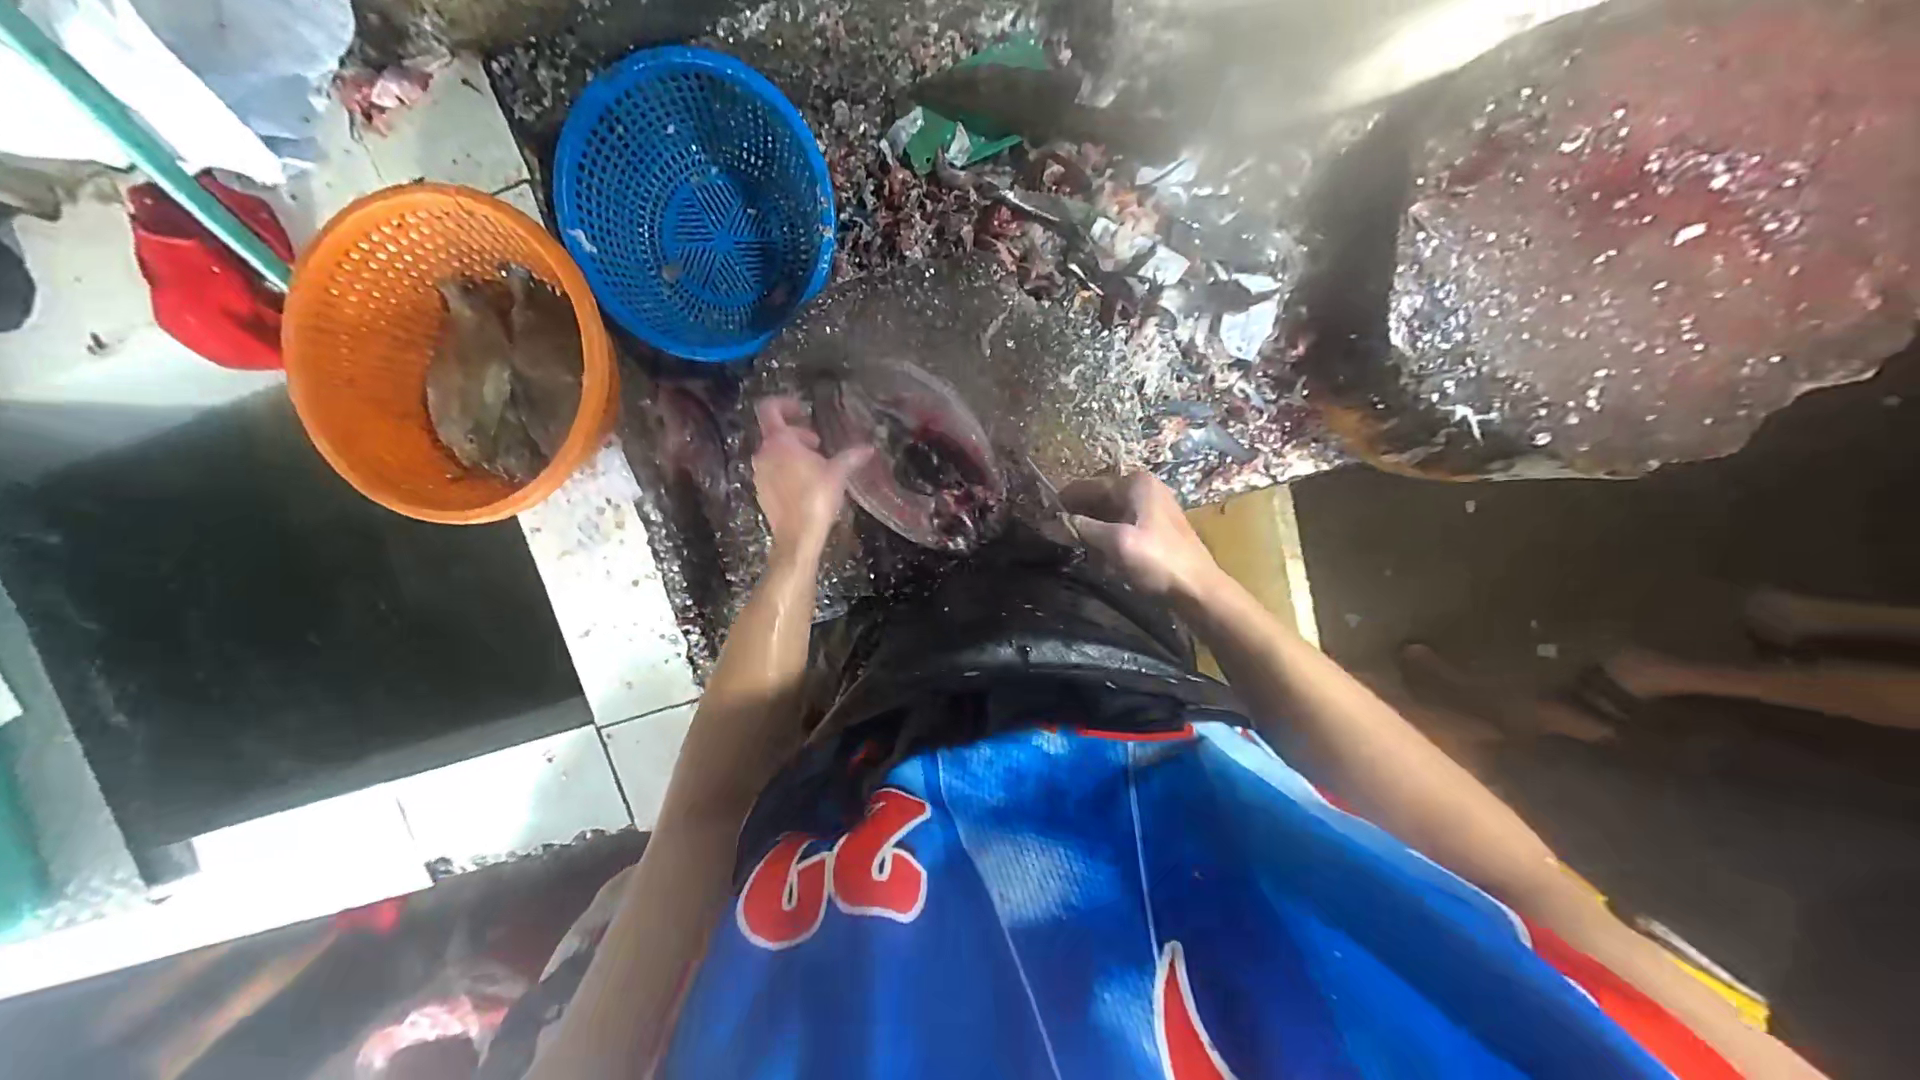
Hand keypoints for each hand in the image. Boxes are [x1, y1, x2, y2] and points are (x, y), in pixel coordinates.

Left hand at [752, 396, 871, 562]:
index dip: (785, 403)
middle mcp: (764, 454)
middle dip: (797, 433)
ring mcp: (760, 474)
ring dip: (793, 452)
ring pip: (774, 452)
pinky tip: (807, 484)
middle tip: (818, 444)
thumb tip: (869, 448)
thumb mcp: (838, 473)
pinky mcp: (762, 491)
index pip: (770, 409)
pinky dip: (787, 469)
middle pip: (776, 432)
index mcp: (779, 442)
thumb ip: (851, 456)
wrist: (797, 536)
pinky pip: (773, 471)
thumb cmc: (816, 498)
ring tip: (816, 466)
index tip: (803, 410)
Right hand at [1062, 471, 1224, 603]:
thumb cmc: (1158, 561)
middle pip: (1098, 498)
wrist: (1198, 589)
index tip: (1044, 517)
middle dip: (1078, 516)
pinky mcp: (1155, 527)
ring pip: (1108, 513)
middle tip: (1056, 535)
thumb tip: (1051, 521)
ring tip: (1075, 547)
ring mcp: (1151, 507)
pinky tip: (1098, 555)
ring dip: (1091, 529)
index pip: (1087, 485)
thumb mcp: (1116, 542)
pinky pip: (1121, 525)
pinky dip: (1106, 537)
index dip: (1064, 501)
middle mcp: (1144, 488)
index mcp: (1135, 483)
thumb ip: (1082, 528)